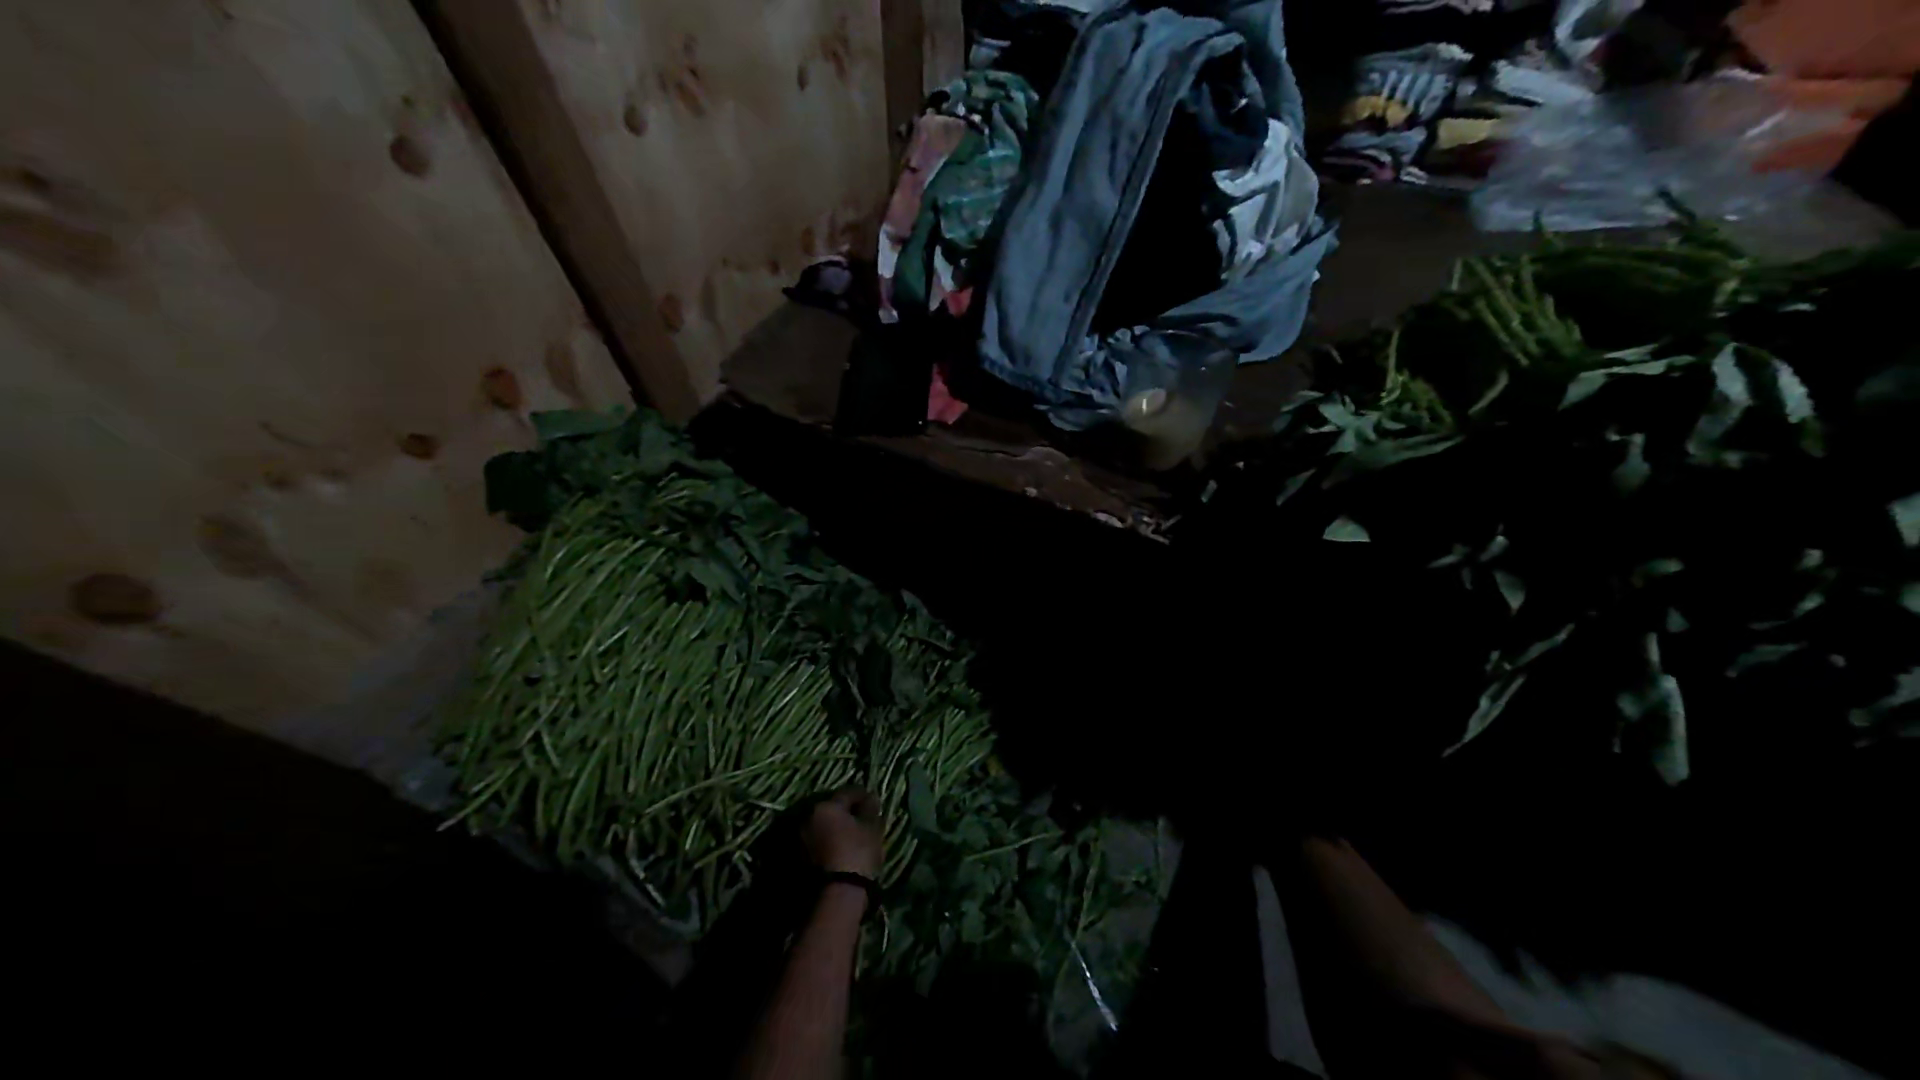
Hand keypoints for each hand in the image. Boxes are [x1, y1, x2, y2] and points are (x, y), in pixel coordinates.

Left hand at [802, 787, 883, 878]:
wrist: (835, 895)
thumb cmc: (857, 854)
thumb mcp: (872, 829)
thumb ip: (870, 810)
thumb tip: (870, 798)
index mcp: (826, 806)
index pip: (848, 792)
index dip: (863, 796)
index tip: (873, 803)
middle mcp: (807, 817)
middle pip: (831, 809)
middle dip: (844, 813)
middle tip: (860, 821)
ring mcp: (799, 838)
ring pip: (820, 827)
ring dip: (832, 829)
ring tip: (848, 840)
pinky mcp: (794, 858)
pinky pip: (815, 844)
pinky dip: (825, 844)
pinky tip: (837, 852)